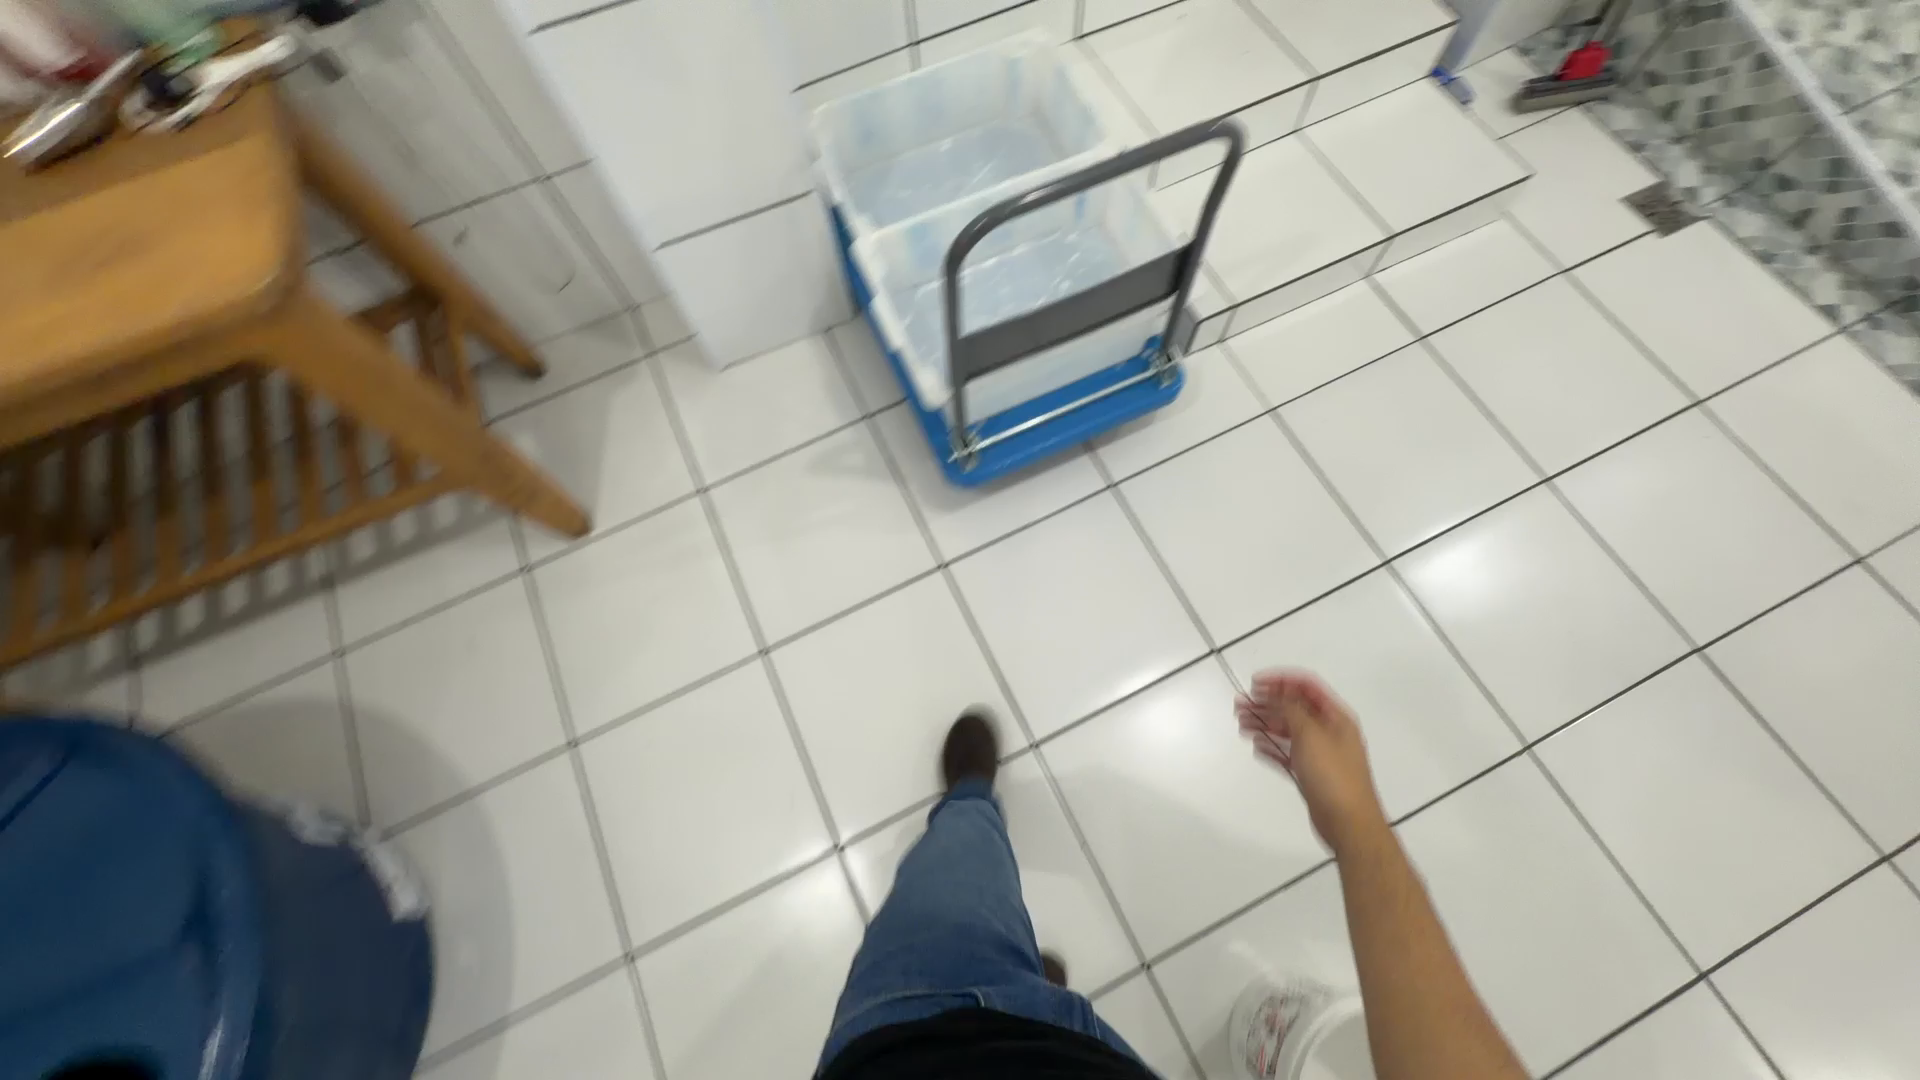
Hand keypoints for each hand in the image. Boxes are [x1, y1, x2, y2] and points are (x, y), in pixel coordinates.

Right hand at [1236, 670, 1388, 857]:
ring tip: (1241, 724)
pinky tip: (1256, 746)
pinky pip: (1286, 753)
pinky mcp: (1309, 773)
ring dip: (1264, 723)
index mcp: (1335, 717)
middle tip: (1240, 705)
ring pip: (1287, 730)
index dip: (1281, 680)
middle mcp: (1327, 731)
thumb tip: (1274, 694)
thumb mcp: (1310, 734)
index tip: (1255, 683)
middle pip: (1293, 708)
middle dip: (1266, 703)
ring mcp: (1319, 753)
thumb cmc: (1332, 774)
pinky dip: (1271, 747)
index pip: (1306, 686)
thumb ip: (1290, 710)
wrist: (1349, 823)